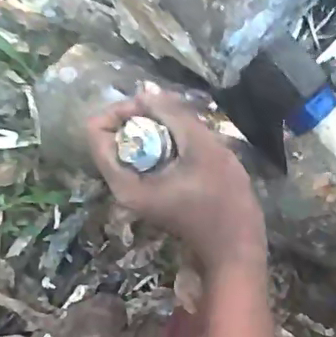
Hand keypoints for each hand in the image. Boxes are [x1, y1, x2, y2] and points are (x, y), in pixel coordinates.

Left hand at [84, 89, 266, 273]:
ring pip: (136, 144)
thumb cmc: (223, 200)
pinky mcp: (156, 190)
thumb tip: (145, 91)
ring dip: (162, 129)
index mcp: (124, 182)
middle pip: (116, 134)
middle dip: (146, 117)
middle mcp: (124, 186)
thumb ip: (172, 115)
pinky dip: (169, 143)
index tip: (155, 107)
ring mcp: (140, 190)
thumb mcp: (201, 149)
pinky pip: (150, 155)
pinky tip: (197, 143)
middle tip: (180, 114)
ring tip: (194, 127)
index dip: (122, 110)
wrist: (239, 246)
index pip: (96, 131)